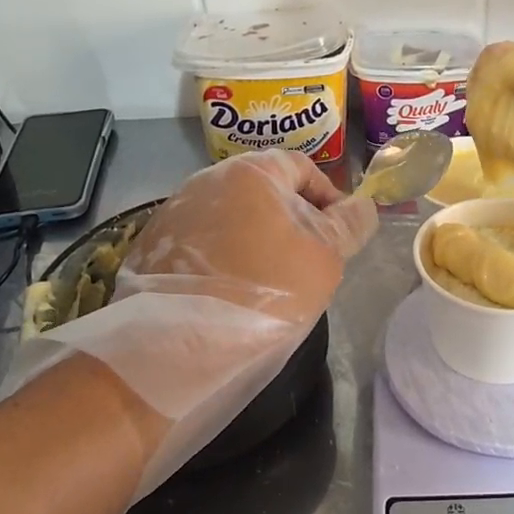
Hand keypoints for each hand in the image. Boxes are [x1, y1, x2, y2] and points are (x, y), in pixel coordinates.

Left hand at [121, 148, 377, 319]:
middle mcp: (206, 180)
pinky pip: (201, 244)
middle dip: (290, 221)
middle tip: (306, 262)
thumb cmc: (265, 290)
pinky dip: (221, 260)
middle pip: (264, 191)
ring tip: (267, 283)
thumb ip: (349, 224)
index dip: (329, 198)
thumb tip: (362, 205)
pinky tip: (228, 294)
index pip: (302, 167)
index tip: (338, 236)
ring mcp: (173, 214)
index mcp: (250, 171)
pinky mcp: (151, 248)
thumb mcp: (325, 258)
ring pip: (231, 218)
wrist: (176, 346)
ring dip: (254, 240)